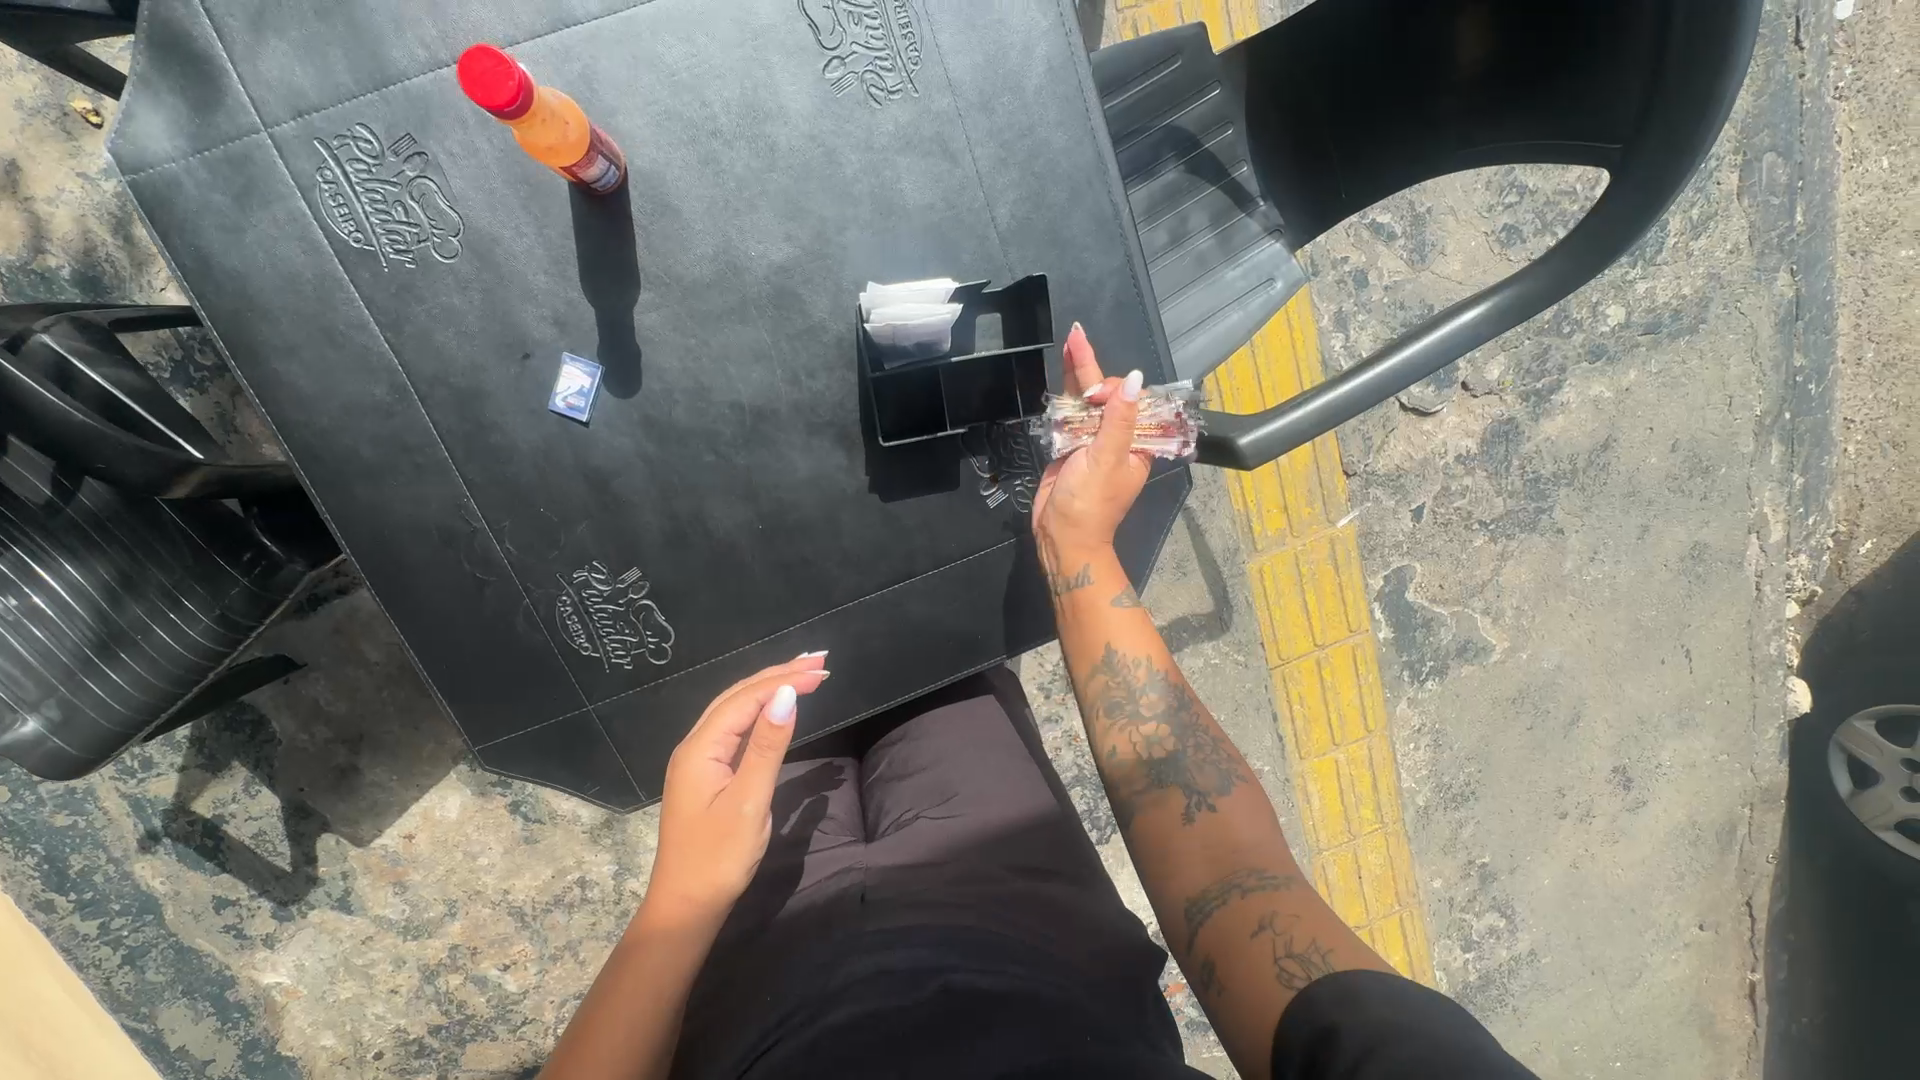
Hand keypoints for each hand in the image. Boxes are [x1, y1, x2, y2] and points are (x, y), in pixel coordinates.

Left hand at [648, 654, 830, 918]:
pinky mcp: (707, 775)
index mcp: (700, 749)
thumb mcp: (749, 801)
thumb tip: (786, 696)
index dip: (783, 680)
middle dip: (777, 674)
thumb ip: (767, 746)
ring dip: (768, 689)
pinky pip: (735, 730)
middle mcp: (695, 746)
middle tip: (818, 660)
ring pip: (735, 711)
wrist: (687, 906)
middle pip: (737, 696)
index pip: (746, 699)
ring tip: (803, 673)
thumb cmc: (719, 857)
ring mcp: (699, 761)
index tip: (822, 671)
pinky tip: (776, 708)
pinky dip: (760, 711)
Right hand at [1033, 323, 1150, 554]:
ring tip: (1069, 342)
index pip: (1129, 401)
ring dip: (1075, 374)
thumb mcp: (1108, 459)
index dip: (1113, 390)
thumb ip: (1119, 419)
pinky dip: (1062, 395)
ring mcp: (1090, 443)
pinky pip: (1067, 417)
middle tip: (1075, 335)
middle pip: (1104, 396)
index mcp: (1135, 443)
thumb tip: (1134, 378)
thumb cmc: (1090, 503)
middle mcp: (1115, 439)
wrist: (1060, 537)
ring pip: (1083, 403)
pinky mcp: (1068, 449)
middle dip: (1090, 367)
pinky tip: (1059, 373)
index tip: (1095, 396)